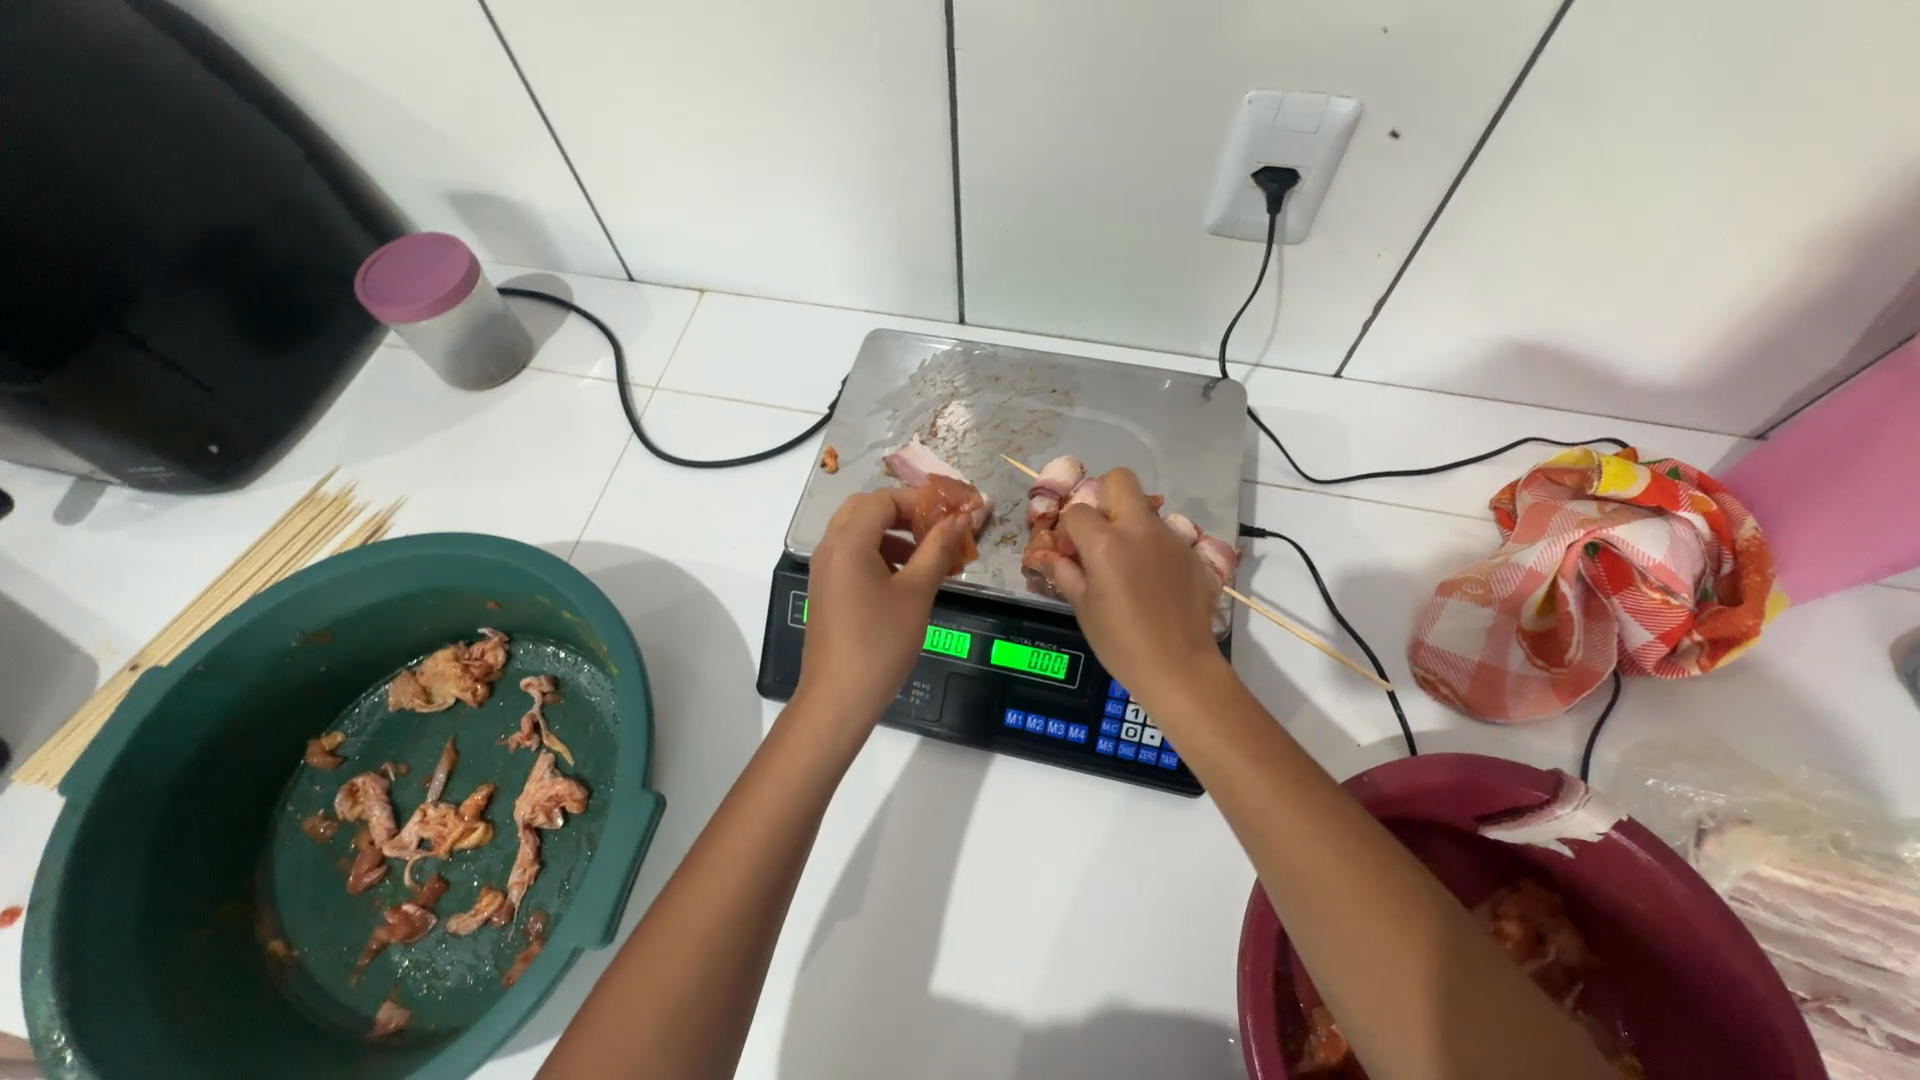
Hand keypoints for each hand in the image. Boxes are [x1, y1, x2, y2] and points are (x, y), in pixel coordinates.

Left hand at [795, 488, 969, 730]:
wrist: (840, 697)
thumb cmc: (882, 642)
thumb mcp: (917, 592)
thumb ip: (938, 549)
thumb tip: (962, 517)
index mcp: (848, 542)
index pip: (883, 499)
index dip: (918, 501)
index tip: (951, 515)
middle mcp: (829, 548)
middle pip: (865, 510)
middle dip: (903, 514)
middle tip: (936, 531)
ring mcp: (824, 570)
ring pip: (858, 534)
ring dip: (893, 536)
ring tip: (928, 559)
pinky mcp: (826, 591)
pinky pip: (852, 557)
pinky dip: (879, 556)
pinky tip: (906, 581)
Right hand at [1029, 468, 1225, 704]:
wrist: (1178, 666)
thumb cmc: (1120, 642)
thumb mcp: (1083, 608)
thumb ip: (1066, 572)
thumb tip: (1052, 556)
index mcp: (1105, 543)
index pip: (1077, 511)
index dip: (1068, 528)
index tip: (1070, 551)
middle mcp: (1139, 530)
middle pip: (1121, 480)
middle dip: (1105, 497)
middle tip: (1100, 532)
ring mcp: (1171, 539)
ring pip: (1146, 510)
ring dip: (1131, 525)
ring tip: (1128, 564)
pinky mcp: (1192, 554)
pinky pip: (1167, 536)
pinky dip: (1154, 548)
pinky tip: (1153, 582)